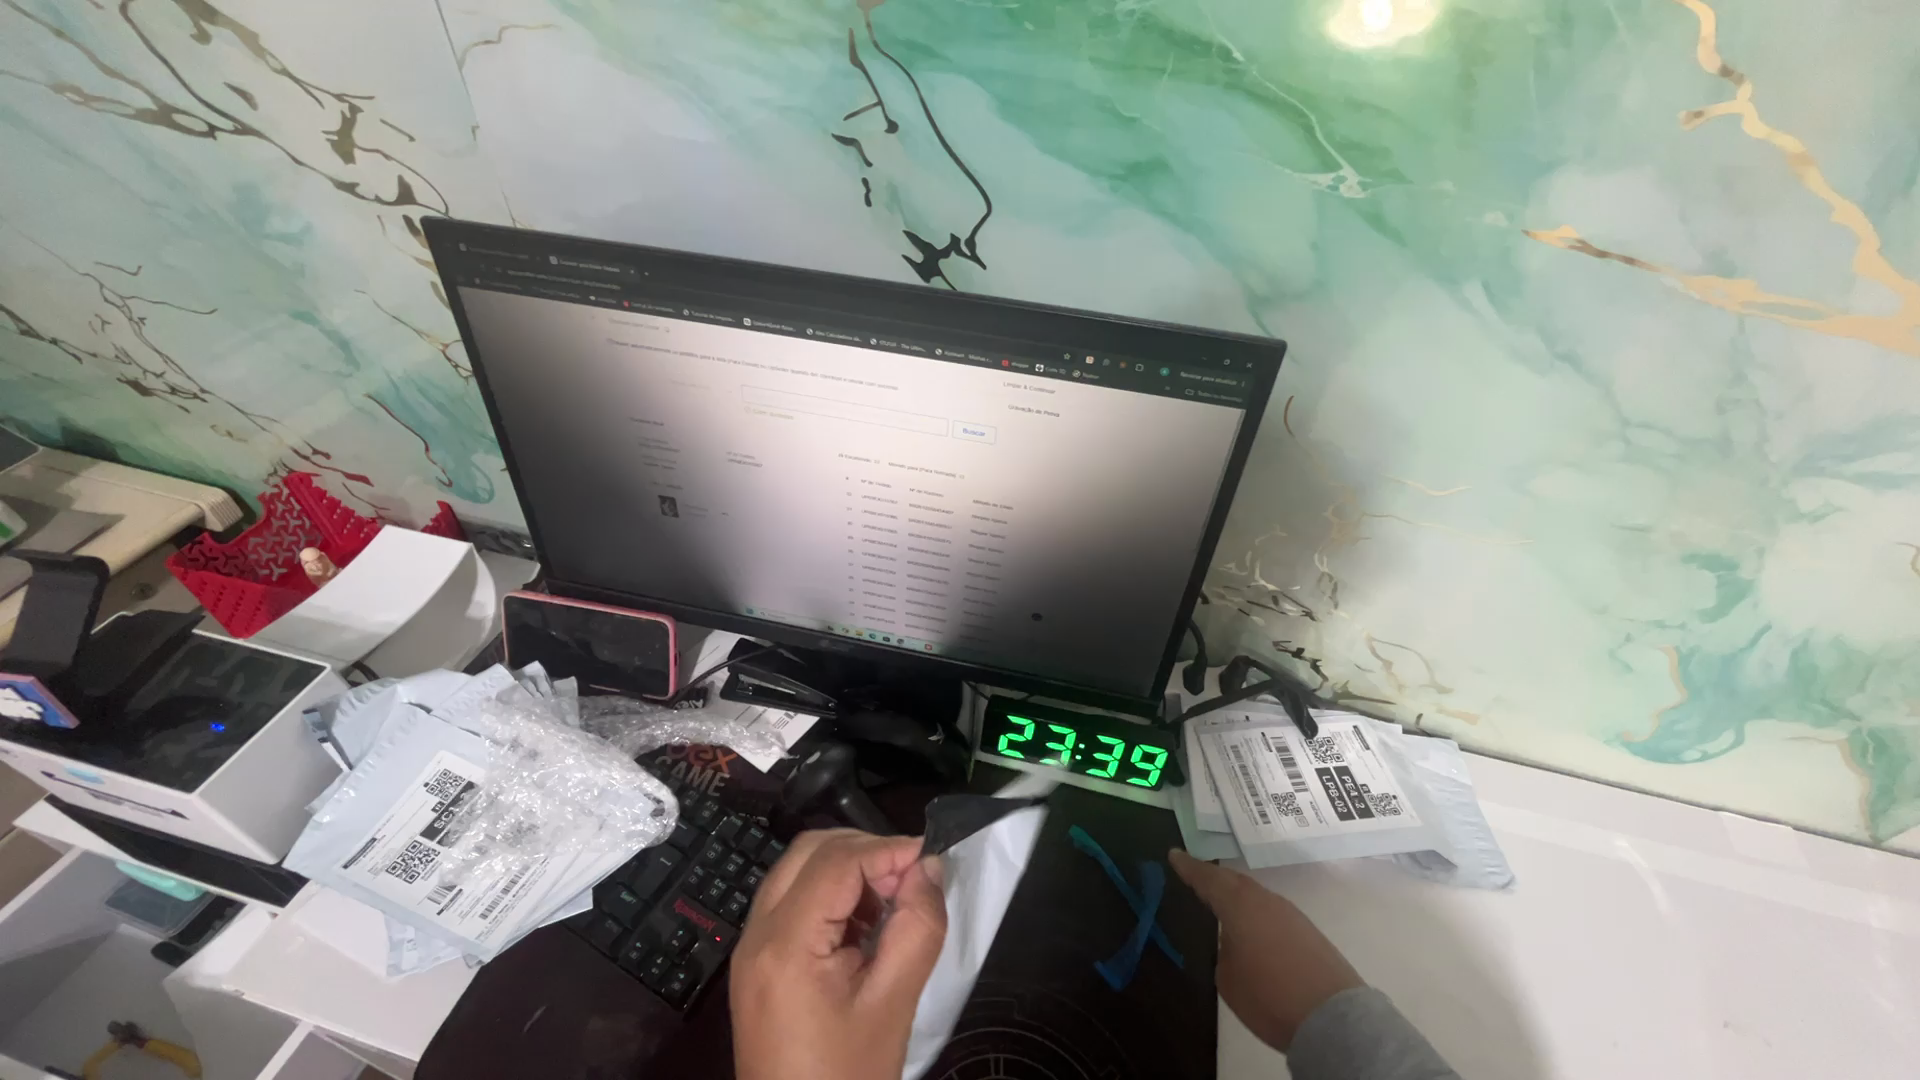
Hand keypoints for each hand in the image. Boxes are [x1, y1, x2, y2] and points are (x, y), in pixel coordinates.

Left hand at [732, 829, 947, 1079]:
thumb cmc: (847, 1078)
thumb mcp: (894, 1006)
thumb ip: (917, 928)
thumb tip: (928, 867)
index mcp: (785, 945)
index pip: (837, 862)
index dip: (887, 849)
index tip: (929, 860)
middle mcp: (757, 933)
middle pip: (810, 851)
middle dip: (865, 849)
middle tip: (908, 878)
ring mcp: (750, 946)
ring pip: (798, 868)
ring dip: (847, 867)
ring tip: (889, 899)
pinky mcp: (756, 961)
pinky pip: (792, 898)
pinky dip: (830, 890)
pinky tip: (863, 922)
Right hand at [1169, 848, 1362, 1051]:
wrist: (1334, 1019)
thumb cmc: (1270, 996)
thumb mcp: (1228, 977)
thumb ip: (1224, 949)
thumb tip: (1232, 940)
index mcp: (1238, 905)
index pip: (1207, 878)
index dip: (1188, 867)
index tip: (1174, 854)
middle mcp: (1264, 900)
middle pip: (1233, 880)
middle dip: (1213, 877)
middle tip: (1195, 876)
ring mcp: (1290, 914)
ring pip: (1254, 894)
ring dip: (1236, 895)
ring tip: (1221, 903)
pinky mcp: (1308, 932)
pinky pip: (1271, 911)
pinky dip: (1255, 912)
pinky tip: (1252, 928)